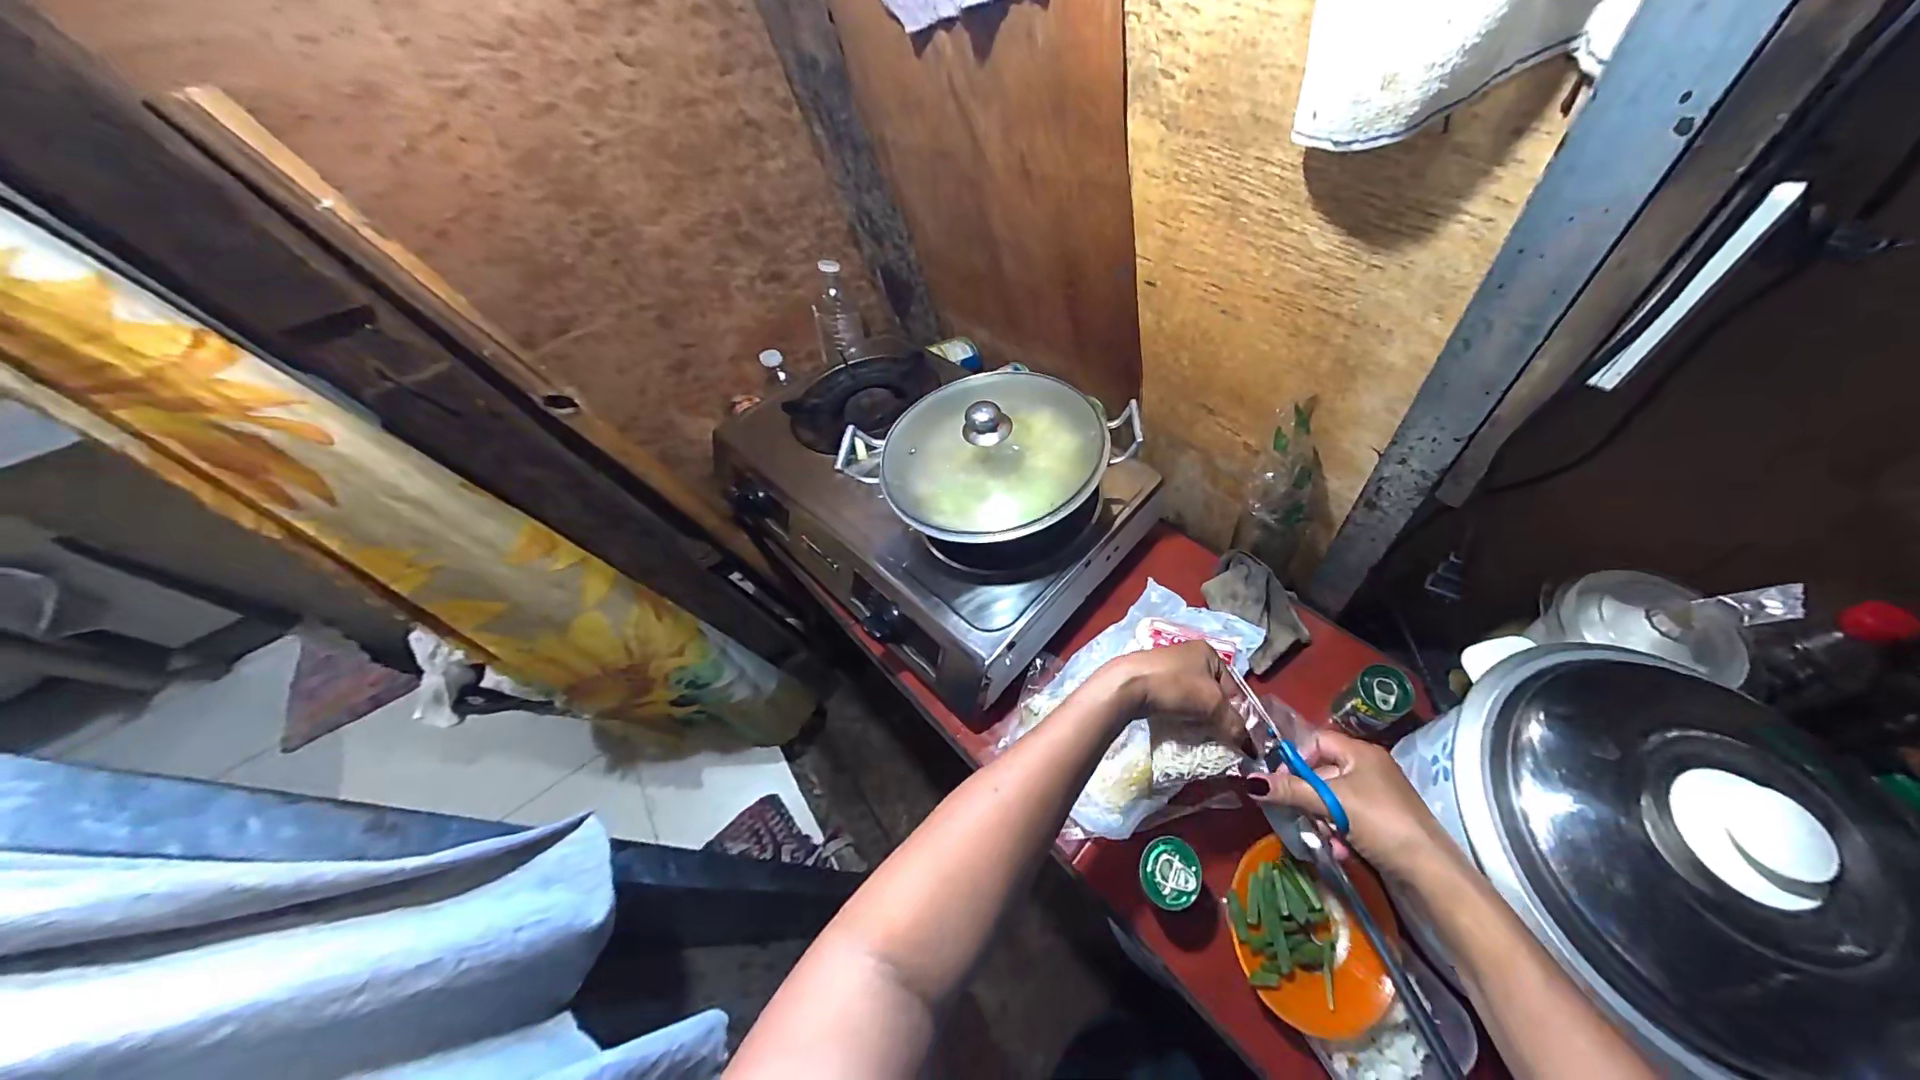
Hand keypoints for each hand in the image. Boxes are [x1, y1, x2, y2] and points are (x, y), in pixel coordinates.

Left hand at [1097, 640, 1247, 752]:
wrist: (1126, 685)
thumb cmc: (1174, 686)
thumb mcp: (1212, 705)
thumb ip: (1235, 726)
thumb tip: (1252, 749)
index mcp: (1208, 652)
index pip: (1234, 687)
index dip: (1238, 712)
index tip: (1236, 734)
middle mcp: (1188, 655)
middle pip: (1213, 693)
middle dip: (1216, 716)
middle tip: (1217, 736)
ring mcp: (1168, 667)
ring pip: (1193, 698)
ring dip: (1197, 717)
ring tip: (1196, 733)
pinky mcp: (1151, 680)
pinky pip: (1174, 700)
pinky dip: (1179, 714)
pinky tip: (1176, 725)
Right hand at [1248, 728, 1454, 880]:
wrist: (1430, 872)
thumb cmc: (1380, 822)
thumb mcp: (1331, 802)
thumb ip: (1291, 790)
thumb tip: (1250, 781)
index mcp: (1361, 752)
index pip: (1316, 741)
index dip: (1296, 758)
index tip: (1284, 782)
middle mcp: (1369, 768)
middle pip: (1321, 772)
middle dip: (1308, 796)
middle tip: (1300, 814)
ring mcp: (1378, 796)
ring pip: (1332, 799)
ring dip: (1322, 818)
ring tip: (1324, 836)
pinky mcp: (1382, 822)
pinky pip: (1347, 818)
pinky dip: (1338, 832)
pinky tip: (1339, 849)